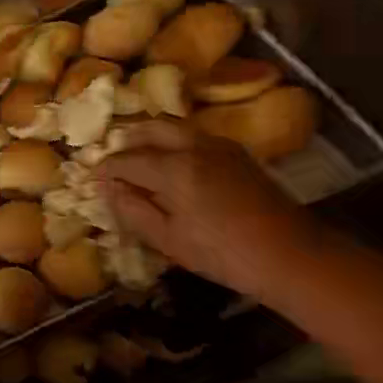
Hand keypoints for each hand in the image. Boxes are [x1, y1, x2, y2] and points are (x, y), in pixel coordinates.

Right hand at [97, 120, 318, 295]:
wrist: (289, 254)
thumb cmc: (222, 254)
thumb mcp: (168, 240)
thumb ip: (133, 210)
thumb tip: (109, 189)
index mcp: (173, 168)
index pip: (126, 160)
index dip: (105, 169)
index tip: (92, 180)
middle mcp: (194, 146)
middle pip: (151, 128)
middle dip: (126, 141)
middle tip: (113, 162)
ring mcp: (219, 145)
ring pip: (174, 128)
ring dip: (150, 138)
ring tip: (138, 161)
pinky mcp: (237, 153)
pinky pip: (194, 137)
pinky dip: (173, 143)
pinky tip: (172, 166)